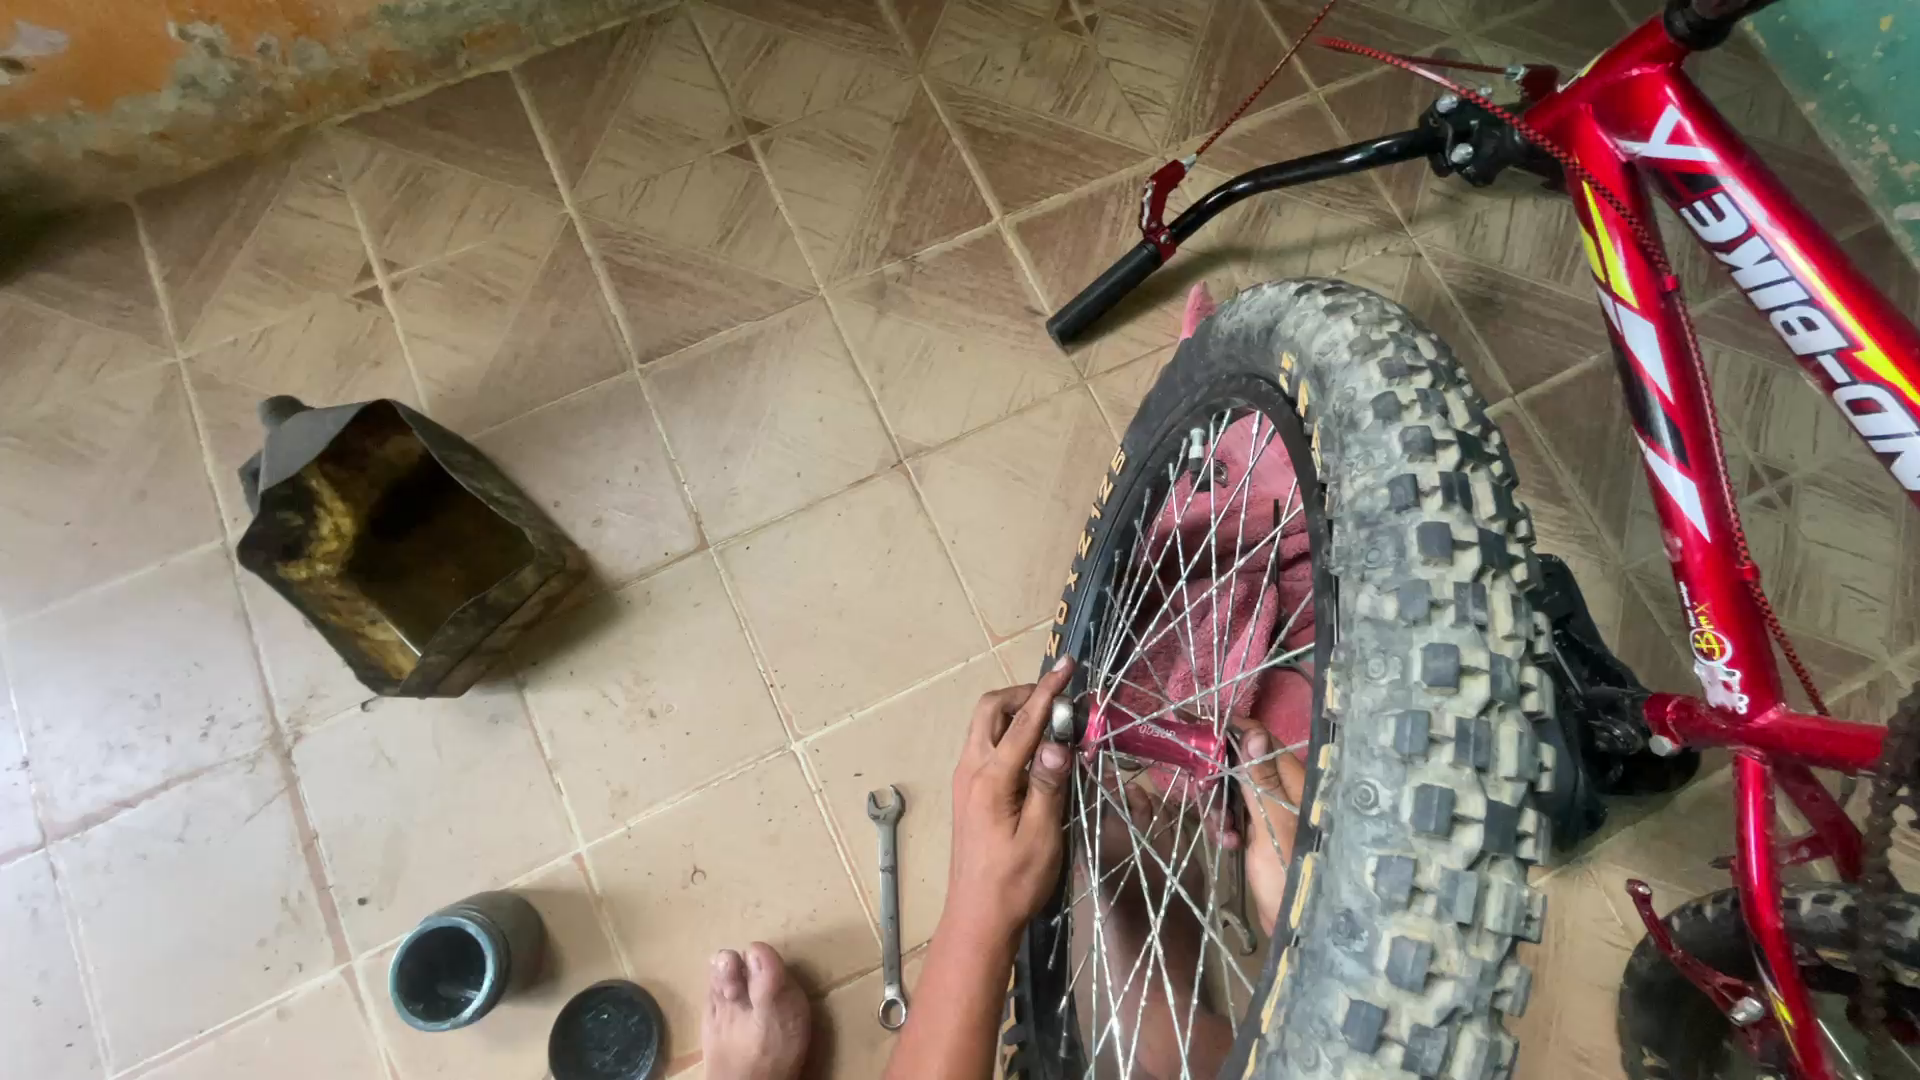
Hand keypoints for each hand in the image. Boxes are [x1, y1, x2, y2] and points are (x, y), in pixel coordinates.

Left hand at [944, 657, 1076, 943]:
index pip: (1024, 721)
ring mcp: (965, 778)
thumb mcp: (1041, 837)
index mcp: (991, 778)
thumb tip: (1059, 741)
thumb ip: (1049, 786)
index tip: (1067, 666)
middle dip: (1024, 693)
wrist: (977, 916)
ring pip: (984, 723)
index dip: (1048, 691)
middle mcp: (971, 768)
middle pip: (991, 709)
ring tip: (1049, 718)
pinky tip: (1033, 749)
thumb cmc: (1014, 882)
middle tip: (1057, 697)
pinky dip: (1008, 730)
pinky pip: (984, 743)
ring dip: (1014, 711)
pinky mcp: (968, 789)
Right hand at [1224, 725, 1304, 934]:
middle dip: (1219, 779)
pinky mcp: (1264, 832)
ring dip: (1221, 808)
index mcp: (1296, 782)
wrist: (1295, 929)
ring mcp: (1275, 812)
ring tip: (1223, 833)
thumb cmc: (1289, 873)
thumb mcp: (1272, 823)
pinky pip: (1236, 814)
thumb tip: (1253, 732)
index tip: (1198, 732)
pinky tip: (1227, 844)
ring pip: (1235, 790)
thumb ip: (1260, 778)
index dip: (1230, 734)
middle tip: (1205, 794)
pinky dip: (1227, 825)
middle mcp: (1287, 791)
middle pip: (1243, 765)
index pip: (1261, 740)